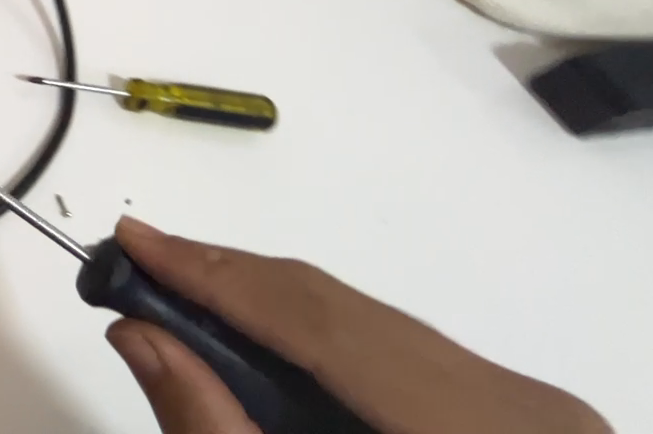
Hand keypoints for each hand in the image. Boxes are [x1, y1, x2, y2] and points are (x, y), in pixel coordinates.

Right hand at [106, 218, 609, 433]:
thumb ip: (213, 426)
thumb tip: (134, 332)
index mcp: (475, 432)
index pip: (317, 323)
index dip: (215, 276)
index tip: (131, 238)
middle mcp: (517, 403)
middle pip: (332, 306)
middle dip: (222, 275)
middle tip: (133, 251)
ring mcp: (522, 401)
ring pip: (353, 314)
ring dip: (254, 293)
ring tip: (171, 280)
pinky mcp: (507, 405)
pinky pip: (380, 338)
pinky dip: (301, 323)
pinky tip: (246, 321)